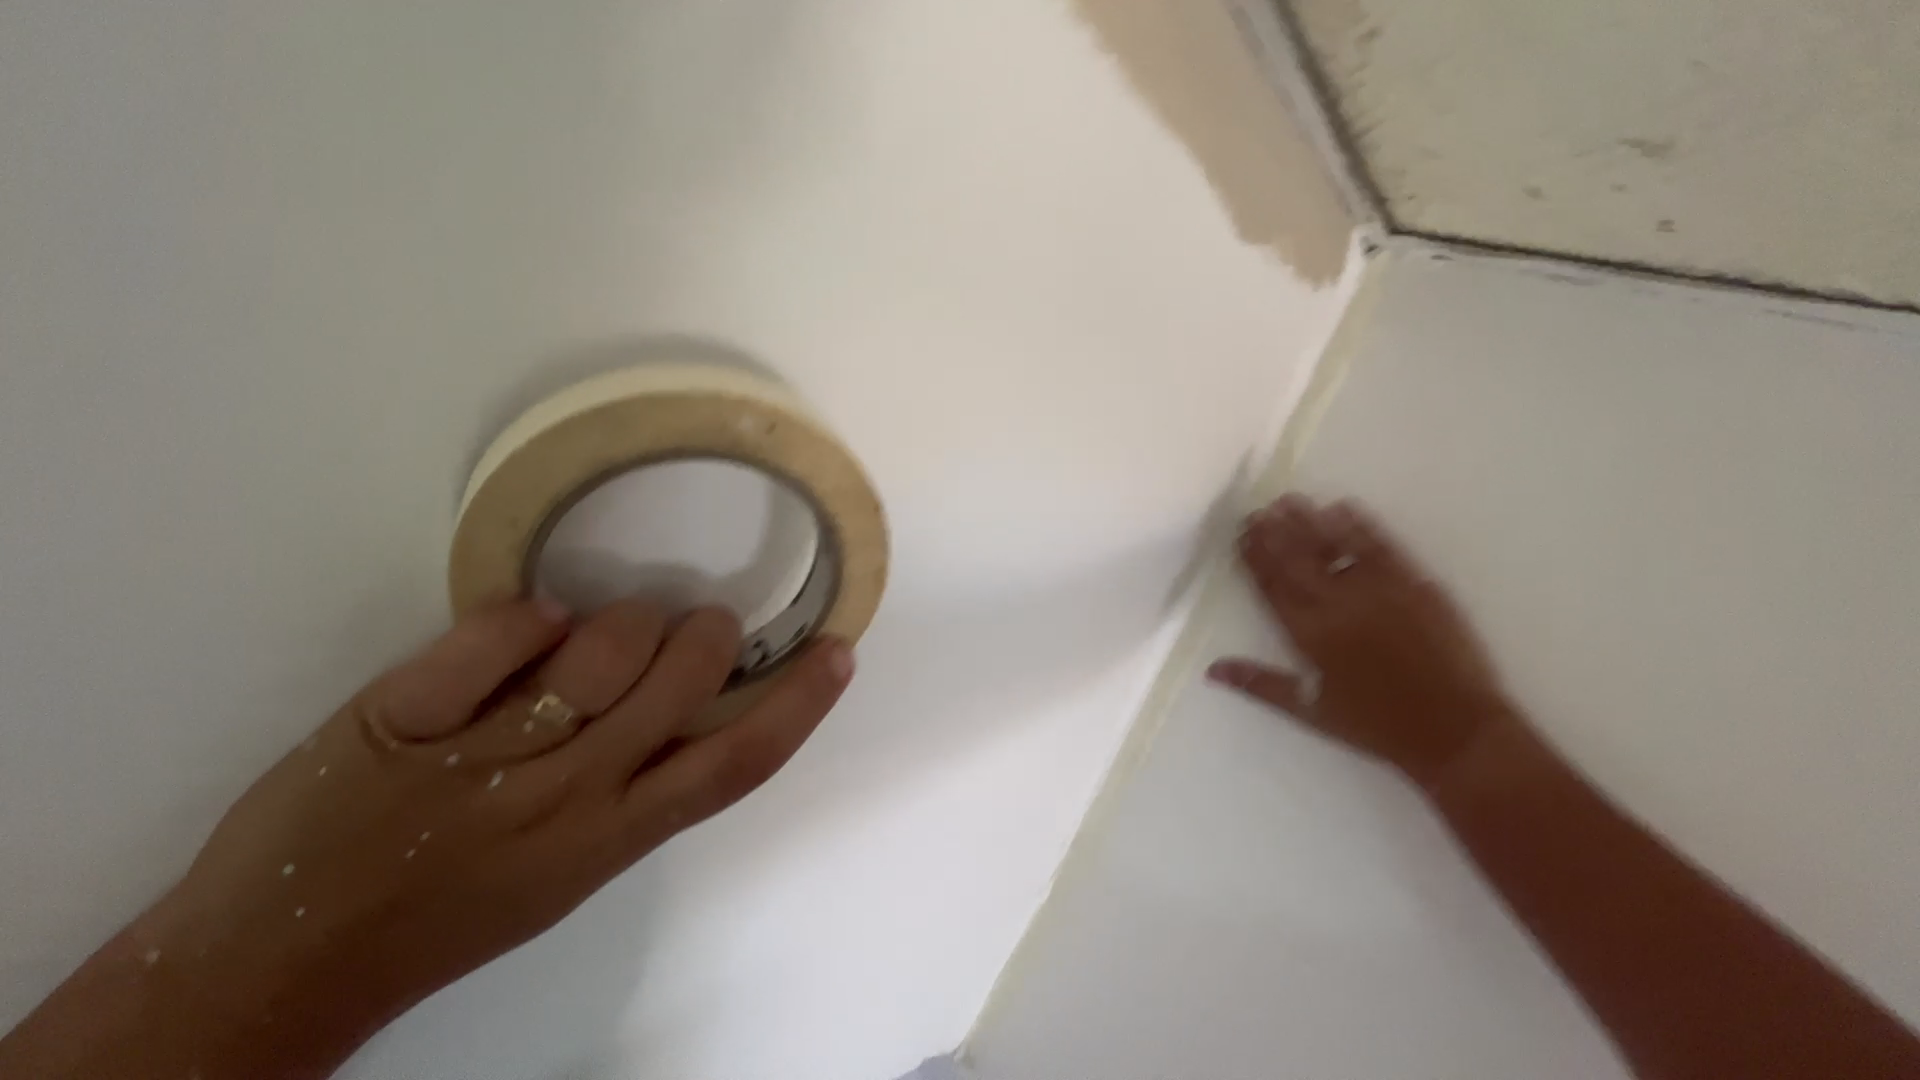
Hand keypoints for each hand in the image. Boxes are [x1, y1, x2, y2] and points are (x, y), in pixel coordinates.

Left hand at [124, 598, 852, 1072]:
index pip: (734, 767)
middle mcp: (566, 796)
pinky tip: (533, 618)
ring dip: (620, 618)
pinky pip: (494, 637)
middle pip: (679, 686)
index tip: (838, 653)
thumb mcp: (563, 870)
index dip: (798, 705)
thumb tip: (672, 690)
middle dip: (706, 635)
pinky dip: (526, 614)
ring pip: (600, 650)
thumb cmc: (444, 915)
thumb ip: (626, 792)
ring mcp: (486, 756)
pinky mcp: (402, 719)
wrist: (274, 969)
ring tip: (602, 627)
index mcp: (610, 839)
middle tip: (698, 624)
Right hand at [1208, 495, 1513, 792]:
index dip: (1254, 558)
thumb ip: (1259, 684)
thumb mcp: (1310, 713)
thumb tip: (1212, 669)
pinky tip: (1344, 508)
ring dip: (1310, 521)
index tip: (1241, 535)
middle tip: (1257, 511)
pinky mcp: (1417, 585)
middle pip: (1298, 560)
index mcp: (1309, 634)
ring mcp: (1379, 590)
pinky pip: (1382, 547)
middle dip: (1274, 533)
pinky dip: (1361, 526)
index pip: (1272, 586)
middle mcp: (1338, 604)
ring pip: (1335, 546)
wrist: (1455, 730)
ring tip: (1290, 500)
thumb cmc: (1377, 726)